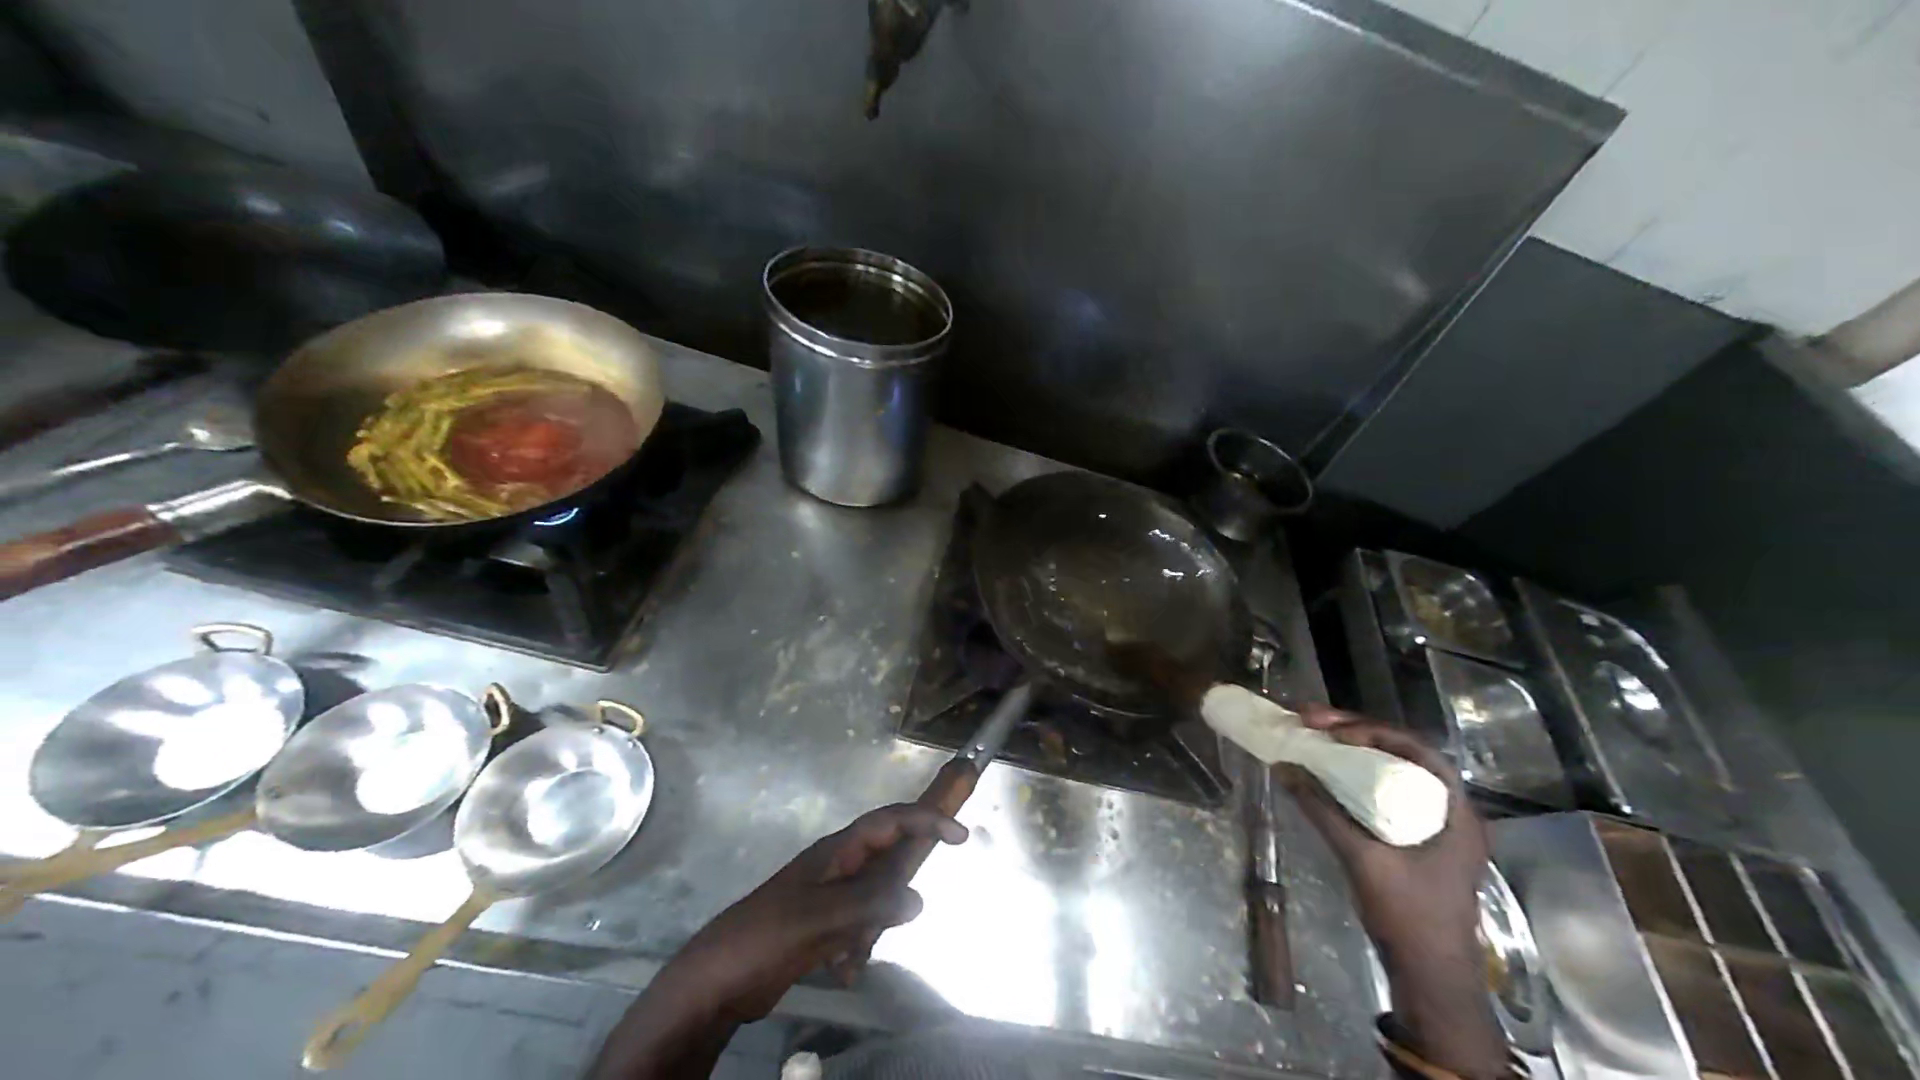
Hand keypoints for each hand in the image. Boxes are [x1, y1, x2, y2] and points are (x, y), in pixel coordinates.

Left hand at [591, 805, 967, 1079]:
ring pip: (877, 898)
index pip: (889, 822)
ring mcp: (830, 896)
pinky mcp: (824, 924)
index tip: (960, 834)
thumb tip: (919, 898)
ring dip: (874, 926)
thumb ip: (871, 905)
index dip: (926, 820)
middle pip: (887, 861)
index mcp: (836, 852)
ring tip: (850, 955)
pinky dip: (860, 945)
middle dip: (894, 892)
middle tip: (878, 922)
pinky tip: (844, 970)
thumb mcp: (821, 918)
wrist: (717, 981)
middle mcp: (837, 867)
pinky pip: (861, 925)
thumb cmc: (766, 936)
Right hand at [1279, 705, 1486, 954]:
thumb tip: (1284, 766)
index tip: (1331, 730)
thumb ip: (1323, 810)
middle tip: (1309, 721)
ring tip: (1312, 737)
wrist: (1430, 975)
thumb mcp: (1362, 858)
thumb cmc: (1408, 914)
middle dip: (1354, 734)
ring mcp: (1433, 825)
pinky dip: (1354, 776)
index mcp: (1455, 812)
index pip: (1417, 750)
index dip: (1372, 732)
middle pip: (1401, 755)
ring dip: (1351, 752)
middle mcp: (1449, 811)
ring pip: (1391, 771)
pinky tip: (1326, 772)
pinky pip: (1384, 792)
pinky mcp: (1414, 839)